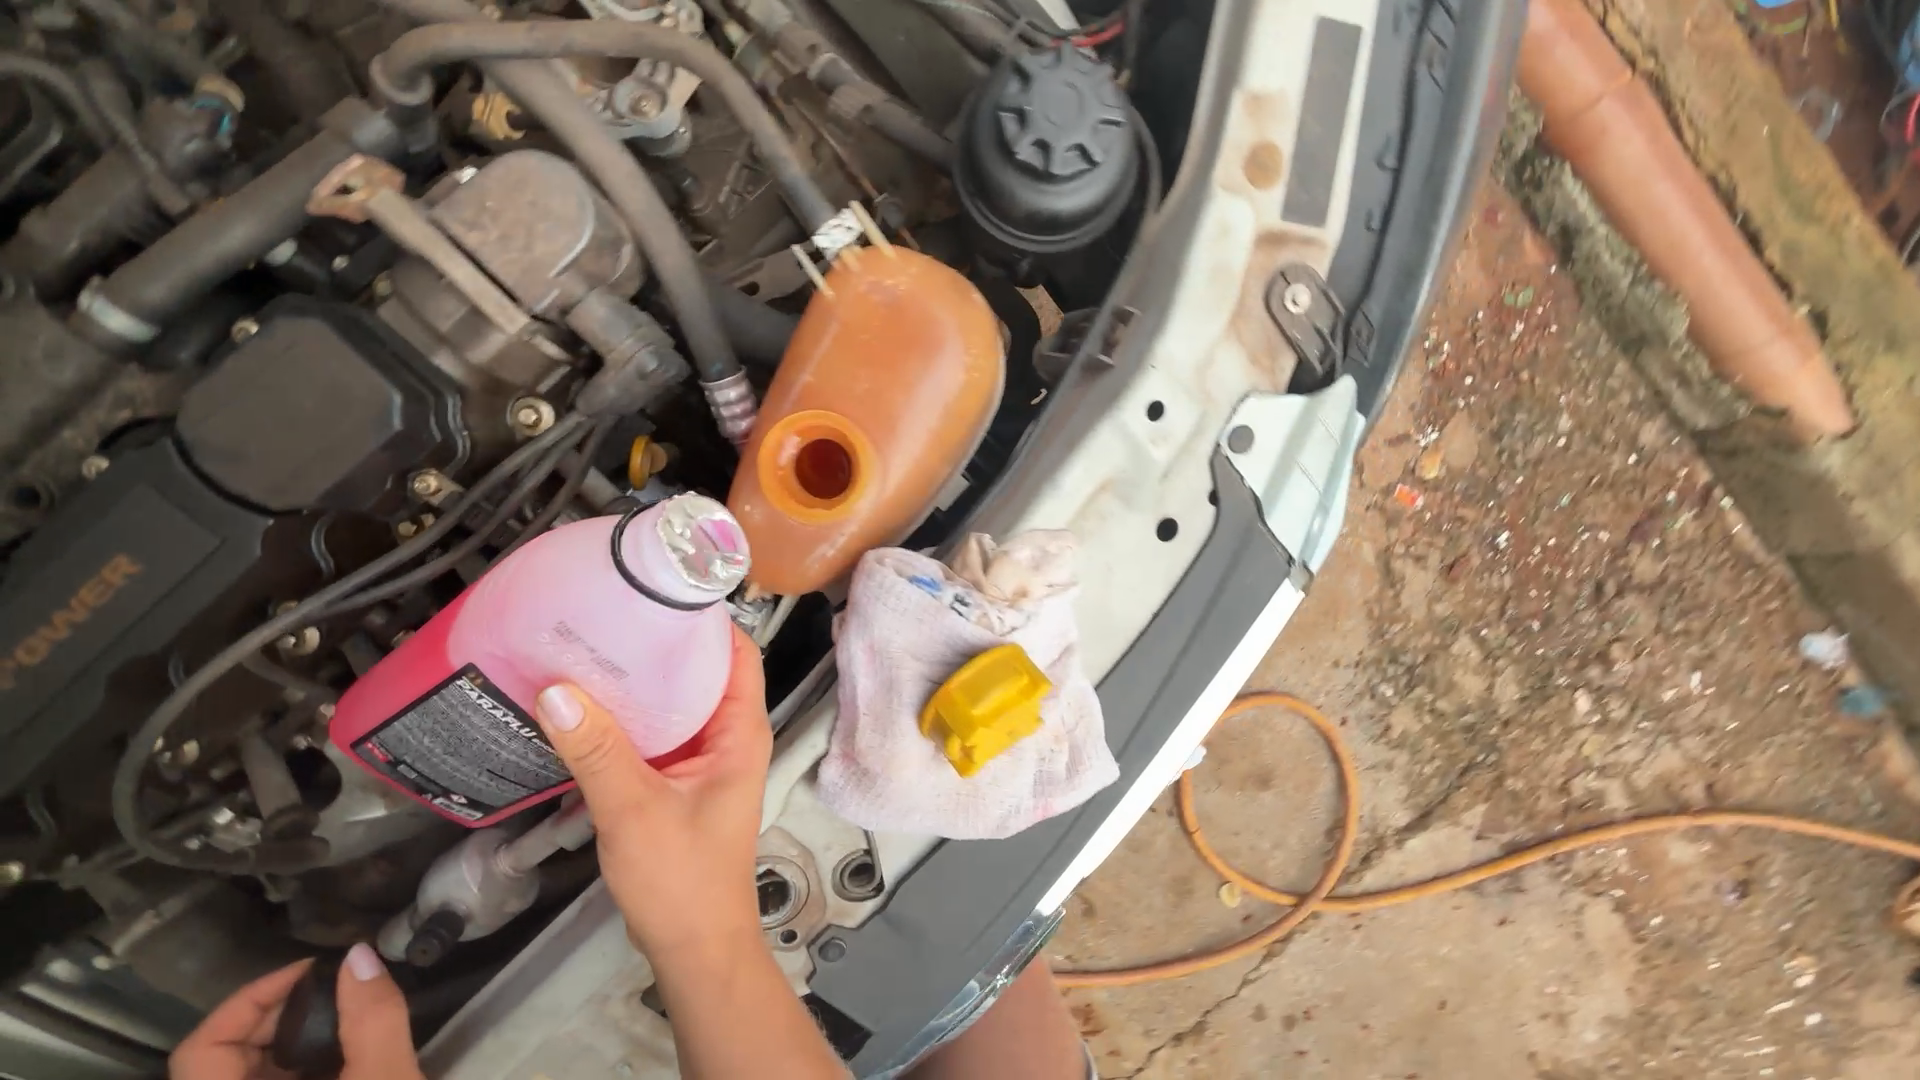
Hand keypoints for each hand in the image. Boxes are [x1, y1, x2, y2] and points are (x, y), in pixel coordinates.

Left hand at [170, 945, 419, 1079]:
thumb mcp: (385, 1079)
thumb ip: (373, 1018)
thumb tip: (357, 954)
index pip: (201, 1047)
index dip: (252, 999)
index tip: (313, 971)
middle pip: (222, 1053)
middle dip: (282, 1010)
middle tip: (338, 986)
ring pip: (244, 1069)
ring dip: (292, 1032)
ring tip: (344, 1013)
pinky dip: (296, 1057)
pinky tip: (338, 1052)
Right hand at [534, 625, 771, 965]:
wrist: (693, 944)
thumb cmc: (682, 878)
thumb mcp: (635, 810)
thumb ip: (597, 751)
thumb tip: (555, 690)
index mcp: (742, 731)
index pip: (738, 654)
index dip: (708, 619)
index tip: (661, 589)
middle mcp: (729, 736)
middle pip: (703, 671)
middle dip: (663, 643)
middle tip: (610, 612)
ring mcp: (705, 758)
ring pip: (677, 701)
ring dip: (642, 680)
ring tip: (593, 646)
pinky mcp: (679, 779)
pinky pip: (658, 731)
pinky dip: (631, 715)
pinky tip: (588, 704)